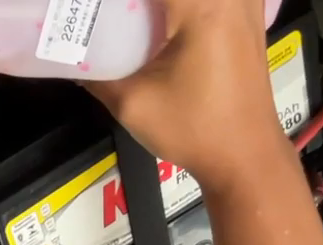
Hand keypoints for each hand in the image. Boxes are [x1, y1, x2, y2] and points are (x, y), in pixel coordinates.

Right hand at [84, 0, 287, 190]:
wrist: (241, 150)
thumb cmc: (190, 128)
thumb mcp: (132, 105)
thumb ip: (99, 77)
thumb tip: (73, 63)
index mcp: (202, 7)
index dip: (124, 0)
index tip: (97, 9)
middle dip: (138, 3)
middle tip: (113, 14)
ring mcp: (245, 0)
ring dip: (159, 5)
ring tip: (134, 16)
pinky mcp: (249, 12)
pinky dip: (181, 7)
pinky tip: (165, 21)